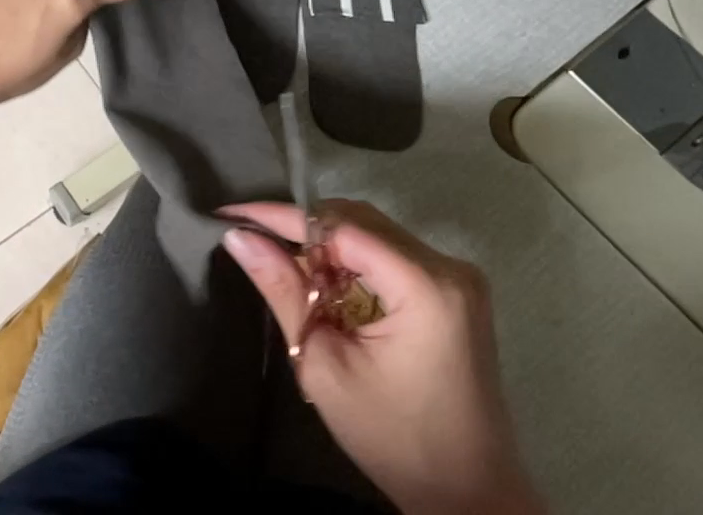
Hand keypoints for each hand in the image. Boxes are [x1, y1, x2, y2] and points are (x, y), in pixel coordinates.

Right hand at [221, 201, 545, 514]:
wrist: (470, 494)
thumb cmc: (393, 438)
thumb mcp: (323, 365)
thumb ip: (283, 291)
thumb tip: (238, 239)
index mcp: (425, 286)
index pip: (340, 226)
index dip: (283, 216)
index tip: (232, 214)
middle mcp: (448, 267)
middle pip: (359, 221)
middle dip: (302, 228)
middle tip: (254, 242)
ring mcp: (456, 276)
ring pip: (372, 232)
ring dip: (325, 245)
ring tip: (285, 269)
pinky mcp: (454, 290)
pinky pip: (390, 252)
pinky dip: (351, 261)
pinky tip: (325, 286)